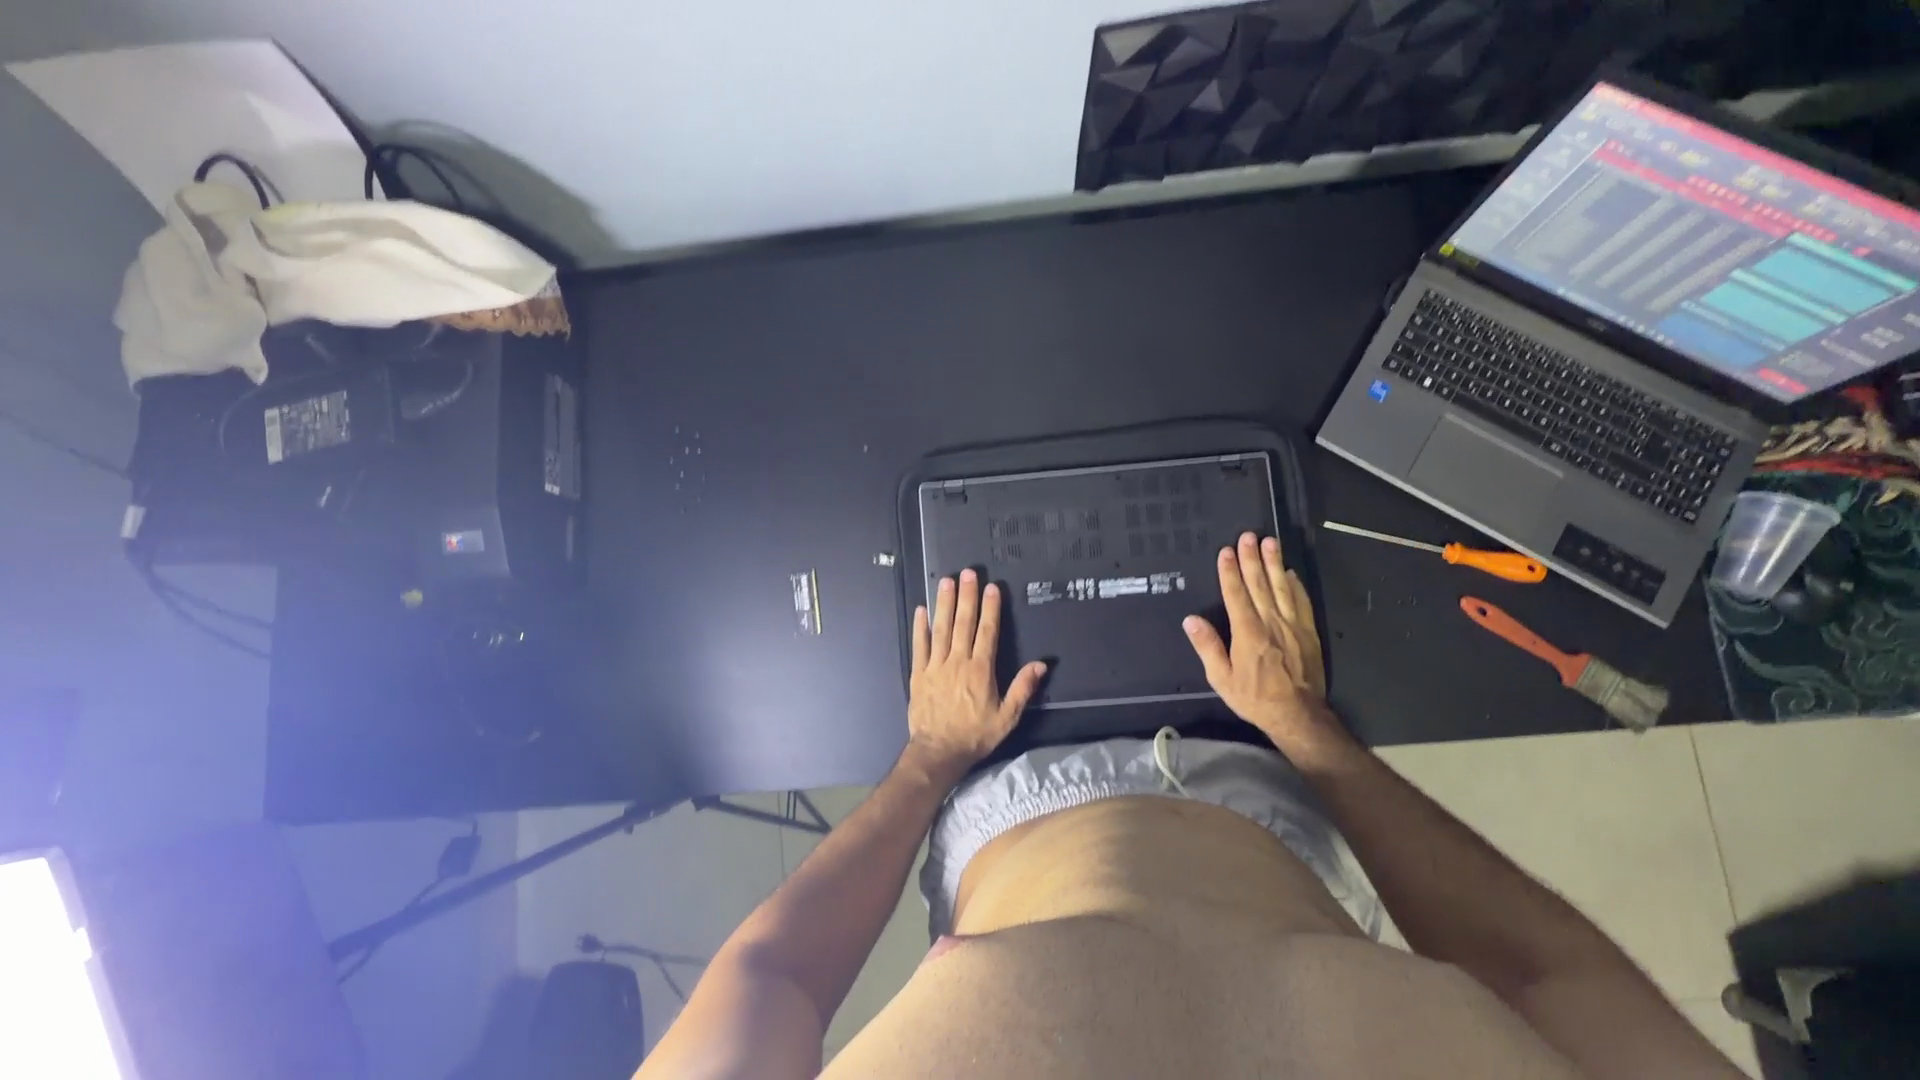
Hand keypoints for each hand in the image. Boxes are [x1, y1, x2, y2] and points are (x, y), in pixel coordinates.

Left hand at [907, 569, 1046, 774]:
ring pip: (941, 629)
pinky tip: (922, 610)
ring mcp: (935, 666)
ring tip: (946, 581)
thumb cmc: (975, 735)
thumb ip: (1022, 688)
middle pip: (963, 623)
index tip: (991, 587)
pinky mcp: (918, 674)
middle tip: (967, 573)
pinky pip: (919, 646)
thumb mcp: (1007, 717)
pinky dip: (920, 627)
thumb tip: (1041, 665)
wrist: (939, 752)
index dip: (990, 608)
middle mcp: (957, 662)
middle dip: (967, 596)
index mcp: (980, 670)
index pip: (987, 631)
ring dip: (944, 604)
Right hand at [1183, 532, 1330, 742]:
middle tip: (1248, 536)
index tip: (1226, 551)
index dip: (1230, 572)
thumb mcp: (1222, 678)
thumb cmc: (1255, 697)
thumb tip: (1191, 620)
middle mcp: (1271, 622)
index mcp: (1247, 631)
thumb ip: (1208, 647)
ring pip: (1282, 587)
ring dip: (1274, 563)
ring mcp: (1293, 625)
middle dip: (1251, 558)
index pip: (1236, 594)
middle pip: (1259, 584)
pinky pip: (1302, 602)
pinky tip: (1290, 573)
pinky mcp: (1309, 632)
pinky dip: (1295, 585)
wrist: (1298, 714)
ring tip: (1270, 542)